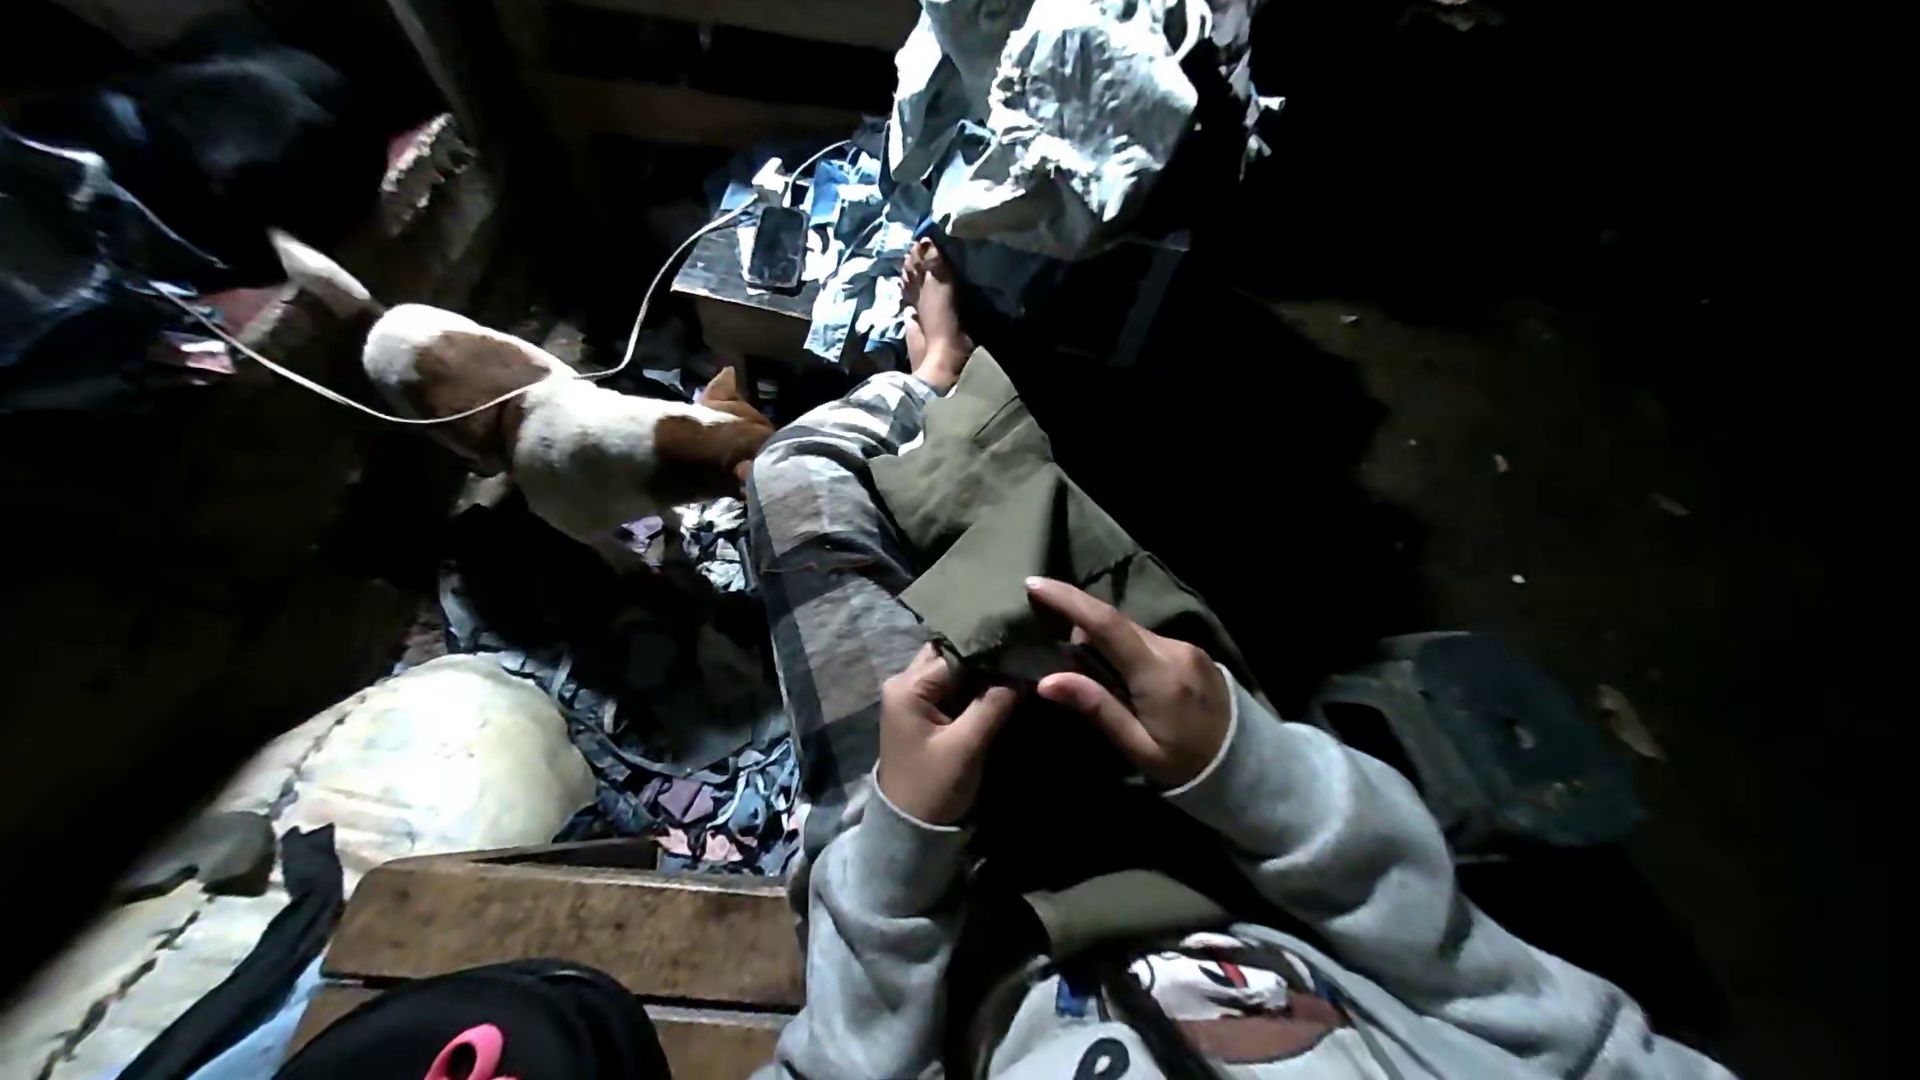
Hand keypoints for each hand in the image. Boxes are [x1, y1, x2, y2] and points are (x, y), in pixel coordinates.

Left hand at [878, 645, 1019, 824]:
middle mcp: (904, 682)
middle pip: (950, 653)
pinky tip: (999, 684)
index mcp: (907, 687)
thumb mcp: (967, 746)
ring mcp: (911, 696)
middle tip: (1020, 653)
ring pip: (951, 667)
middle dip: (984, 653)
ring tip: (1015, 665)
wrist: (908, 831)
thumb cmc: (934, 788)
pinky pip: (950, 685)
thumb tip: (1022, 670)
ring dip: (980, 668)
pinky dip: (973, 683)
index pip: (954, 652)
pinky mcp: (922, 710)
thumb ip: (994, 703)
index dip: (989, 649)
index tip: (1022, 646)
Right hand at [1027, 578, 1230, 787]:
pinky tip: (1123, 678)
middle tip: (1059, 653)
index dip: (1068, 600)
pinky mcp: (1191, 650)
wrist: (1248, 765)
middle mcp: (1174, 649)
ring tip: (1094, 676)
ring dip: (1104, 642)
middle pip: (1115, 623)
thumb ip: (1096, 708)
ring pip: (1130, 630)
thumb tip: (1047, 680)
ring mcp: (1186, 646)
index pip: (1106, 624)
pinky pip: (1145, 639)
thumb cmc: (1187, 764)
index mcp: (1159, 675)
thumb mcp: (1138, 747)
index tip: (1034, 584)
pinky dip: (1124, 649)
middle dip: (1080, 627)